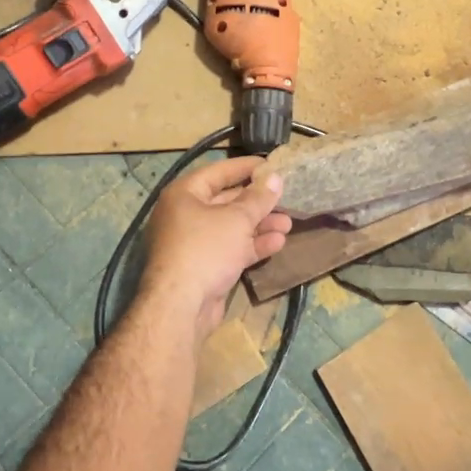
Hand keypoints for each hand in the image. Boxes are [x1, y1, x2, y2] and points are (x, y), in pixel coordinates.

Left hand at [137, 156, 290, 339]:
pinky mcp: (205, 267)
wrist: (181, 305)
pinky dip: (252, 245)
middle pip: (226, 201)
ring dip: (260, 225)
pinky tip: (278, 242)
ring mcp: (195, 243)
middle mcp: (186, 215)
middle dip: (257, 202)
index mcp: (184, 194)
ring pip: (232, 228)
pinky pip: (231, 249)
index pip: (218, 172)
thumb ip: (258, 198)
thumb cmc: (206, 248)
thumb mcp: (237, 219)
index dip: (245, 168)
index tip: (271, 165)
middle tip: (285, 197)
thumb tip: (275, 177)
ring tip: (288, 223)